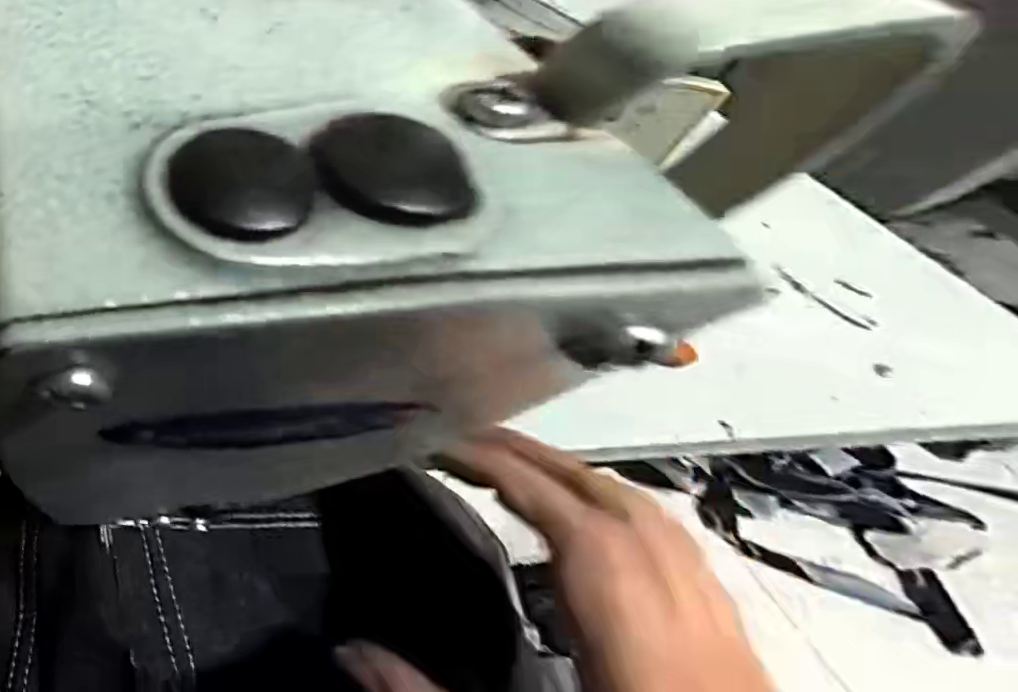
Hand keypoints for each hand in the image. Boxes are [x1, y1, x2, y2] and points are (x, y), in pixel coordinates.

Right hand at [337, 428, 772, 691]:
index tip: (441, 444)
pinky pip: (682, 550)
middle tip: (462, 439)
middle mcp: (688, 625)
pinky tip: (592, 521)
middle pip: (612, 505)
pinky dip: (624, 510)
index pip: (568, 522)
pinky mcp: (742, 652)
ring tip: (513, 465)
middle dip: (530, 457)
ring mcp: (726, 636)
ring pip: (655, 520)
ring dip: (575, 475)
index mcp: (635, 643)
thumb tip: (348, 651)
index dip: (501, 468)